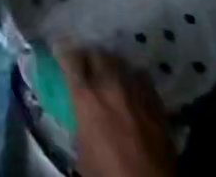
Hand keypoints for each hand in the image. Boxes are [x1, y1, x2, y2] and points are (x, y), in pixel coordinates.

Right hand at [58, 46, 176, 176]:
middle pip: (97, 53)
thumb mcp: (81, 150)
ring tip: (109, 69)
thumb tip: (78, 115)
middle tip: (85, 62)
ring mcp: (135, 92)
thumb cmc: (107, 173)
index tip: (59, 51)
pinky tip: (132, 84)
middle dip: (89, 55)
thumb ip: (79, 123)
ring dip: (112, 63)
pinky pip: (143, 78)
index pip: (70, 59)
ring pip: (121, 61)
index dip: (63, 52)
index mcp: (86, 96)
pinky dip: (134, 77)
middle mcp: (109, 86)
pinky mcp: (156, 104)